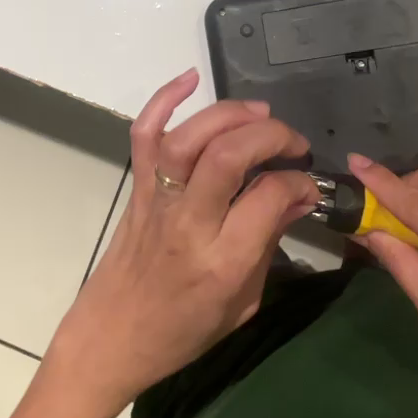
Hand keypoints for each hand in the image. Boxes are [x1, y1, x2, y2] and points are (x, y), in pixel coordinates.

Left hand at [41, 69, 318, 414]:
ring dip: (229, 114)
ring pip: (188, 139)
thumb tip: (297, 197)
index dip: (298, 182)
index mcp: (221, 262)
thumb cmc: (182, 331)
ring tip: (261, 114)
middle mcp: (188, 223)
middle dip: (271, 136)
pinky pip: (144, 135)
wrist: (111, 339)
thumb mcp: (243, 304)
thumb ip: (269, 245)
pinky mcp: (137, 188)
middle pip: (228, 156)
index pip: (268, 197)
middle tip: (293, 144)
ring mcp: (157, 200)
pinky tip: (191, 79)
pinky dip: (163, 99)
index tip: (306, 184)